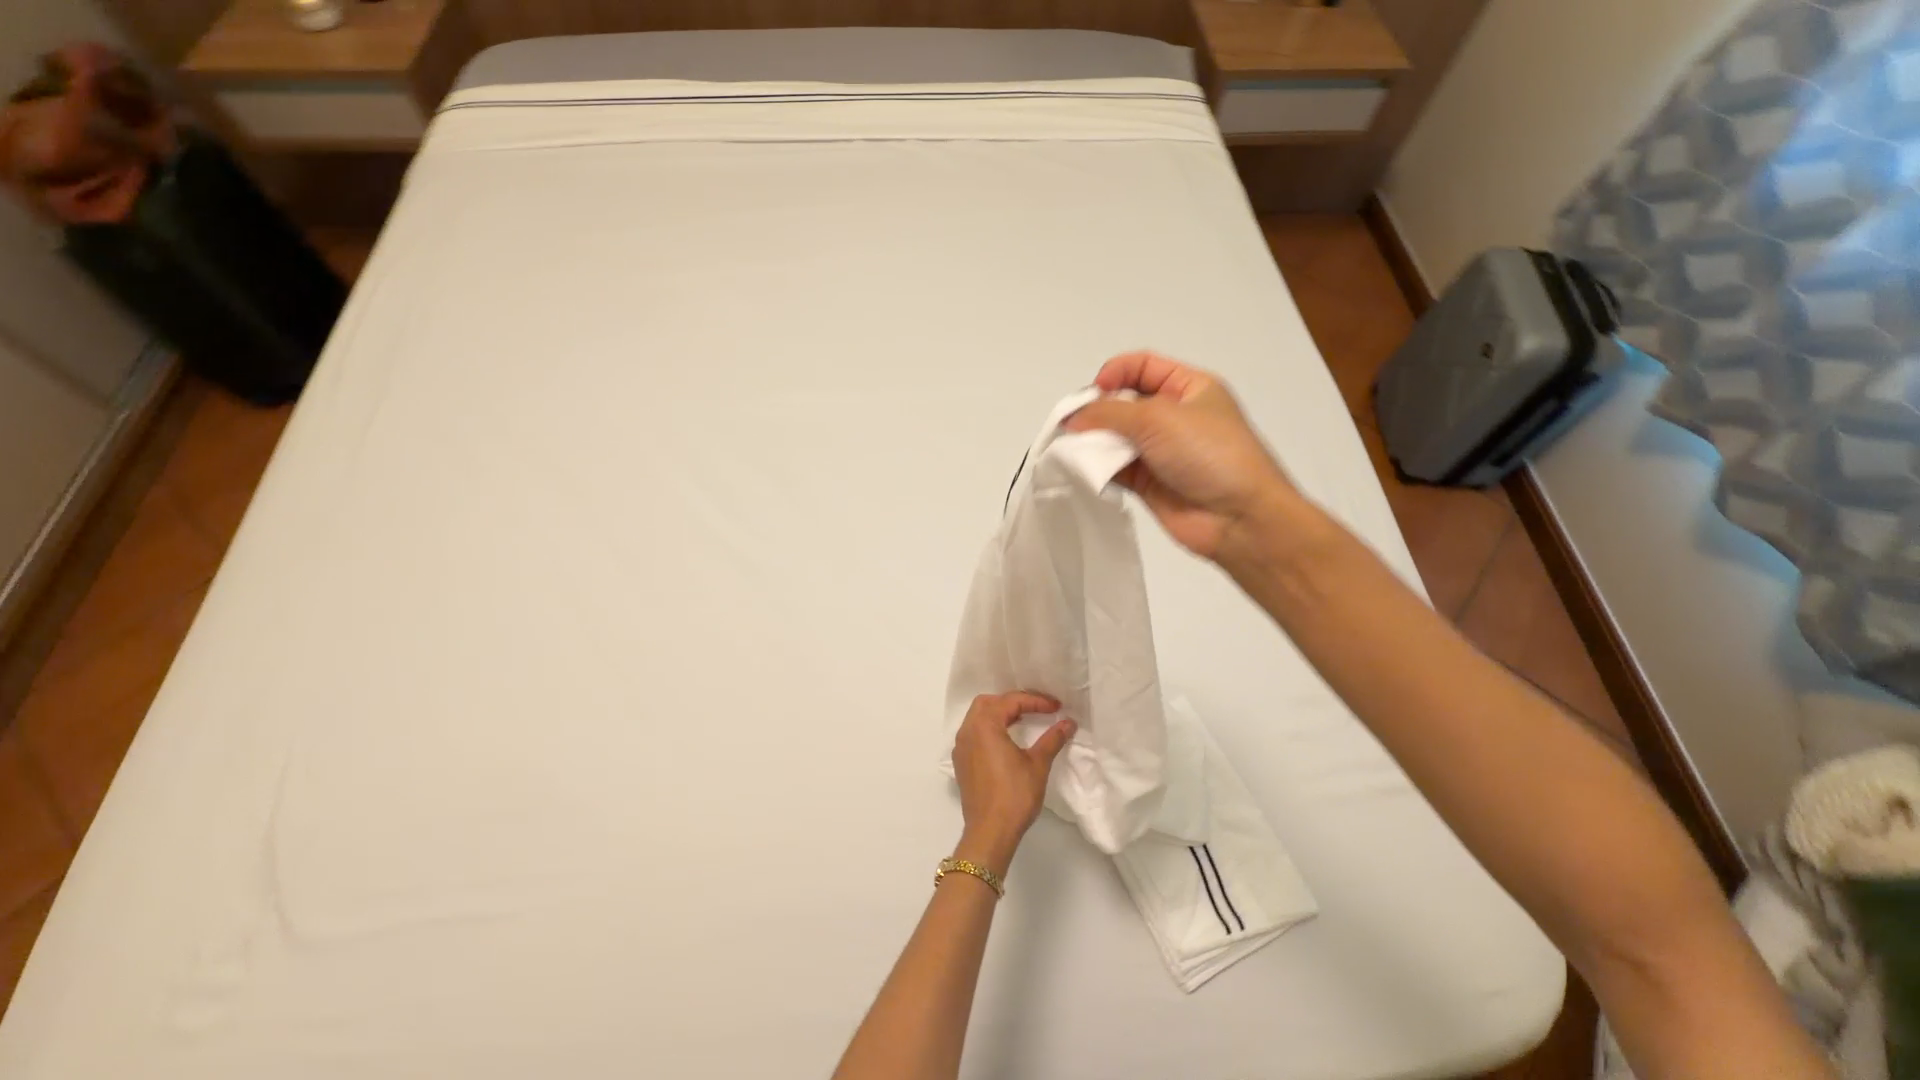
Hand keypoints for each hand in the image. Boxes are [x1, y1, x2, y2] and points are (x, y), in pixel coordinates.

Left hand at [950, 692, 1075, 875]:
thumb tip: (1069, 723)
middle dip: (1012, 702)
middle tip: (1036, 708)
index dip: (1035, 701)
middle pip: (987, 703)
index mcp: (984, 726)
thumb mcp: (1037, 764)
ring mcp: (961, 748)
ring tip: (1023, 720)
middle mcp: (967, 732)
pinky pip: (973, 735)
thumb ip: (1052, 739)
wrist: (990, 832)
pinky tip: (1006, 741)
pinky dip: (989, 729)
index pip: (1010, 702)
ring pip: (977, 718)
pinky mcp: (961, 763)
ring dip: (999, 714)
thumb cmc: (1015, 795)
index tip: (1056, 708)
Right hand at [1067, 351, 1300, 562]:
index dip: (1115, 372)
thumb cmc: (1208, 453)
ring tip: (1076, 449)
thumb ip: (1110, 413)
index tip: (1093, 393)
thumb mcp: (1159, 418)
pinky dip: (1098, 467)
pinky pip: (1115, 468)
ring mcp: (1161, 450)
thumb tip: (1072, 418)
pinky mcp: (1149, 482)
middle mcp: (1174, 416)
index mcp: (1190, 387)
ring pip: (1116, 437)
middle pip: (1124, 402)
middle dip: (1098, 410)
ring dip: (1095, 441)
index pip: (1143, 366)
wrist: (1239, 518)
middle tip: (1076, 426)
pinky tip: (1085, 470)